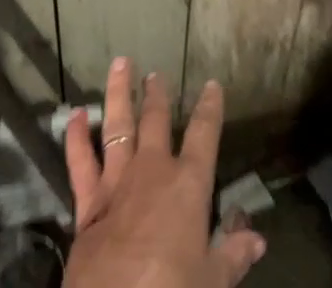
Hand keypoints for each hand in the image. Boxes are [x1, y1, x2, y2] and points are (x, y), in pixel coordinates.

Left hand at [62, 59, 265, 287]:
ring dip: (118, 95)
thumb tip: (258, 241)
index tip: (212, 85)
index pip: (205, 135)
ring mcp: (117, 183)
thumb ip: (233, 255)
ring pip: (117, 127)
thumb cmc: (172, 287)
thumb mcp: (212, 279)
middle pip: (156, 122)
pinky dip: (76, 138)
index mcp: (189, 184)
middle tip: (155, 73)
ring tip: (120, 65)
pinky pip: (80, 163)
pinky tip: (73, 116)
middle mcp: (153, 172)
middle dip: (157, 95)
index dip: (210, 108)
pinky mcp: (88, 204)